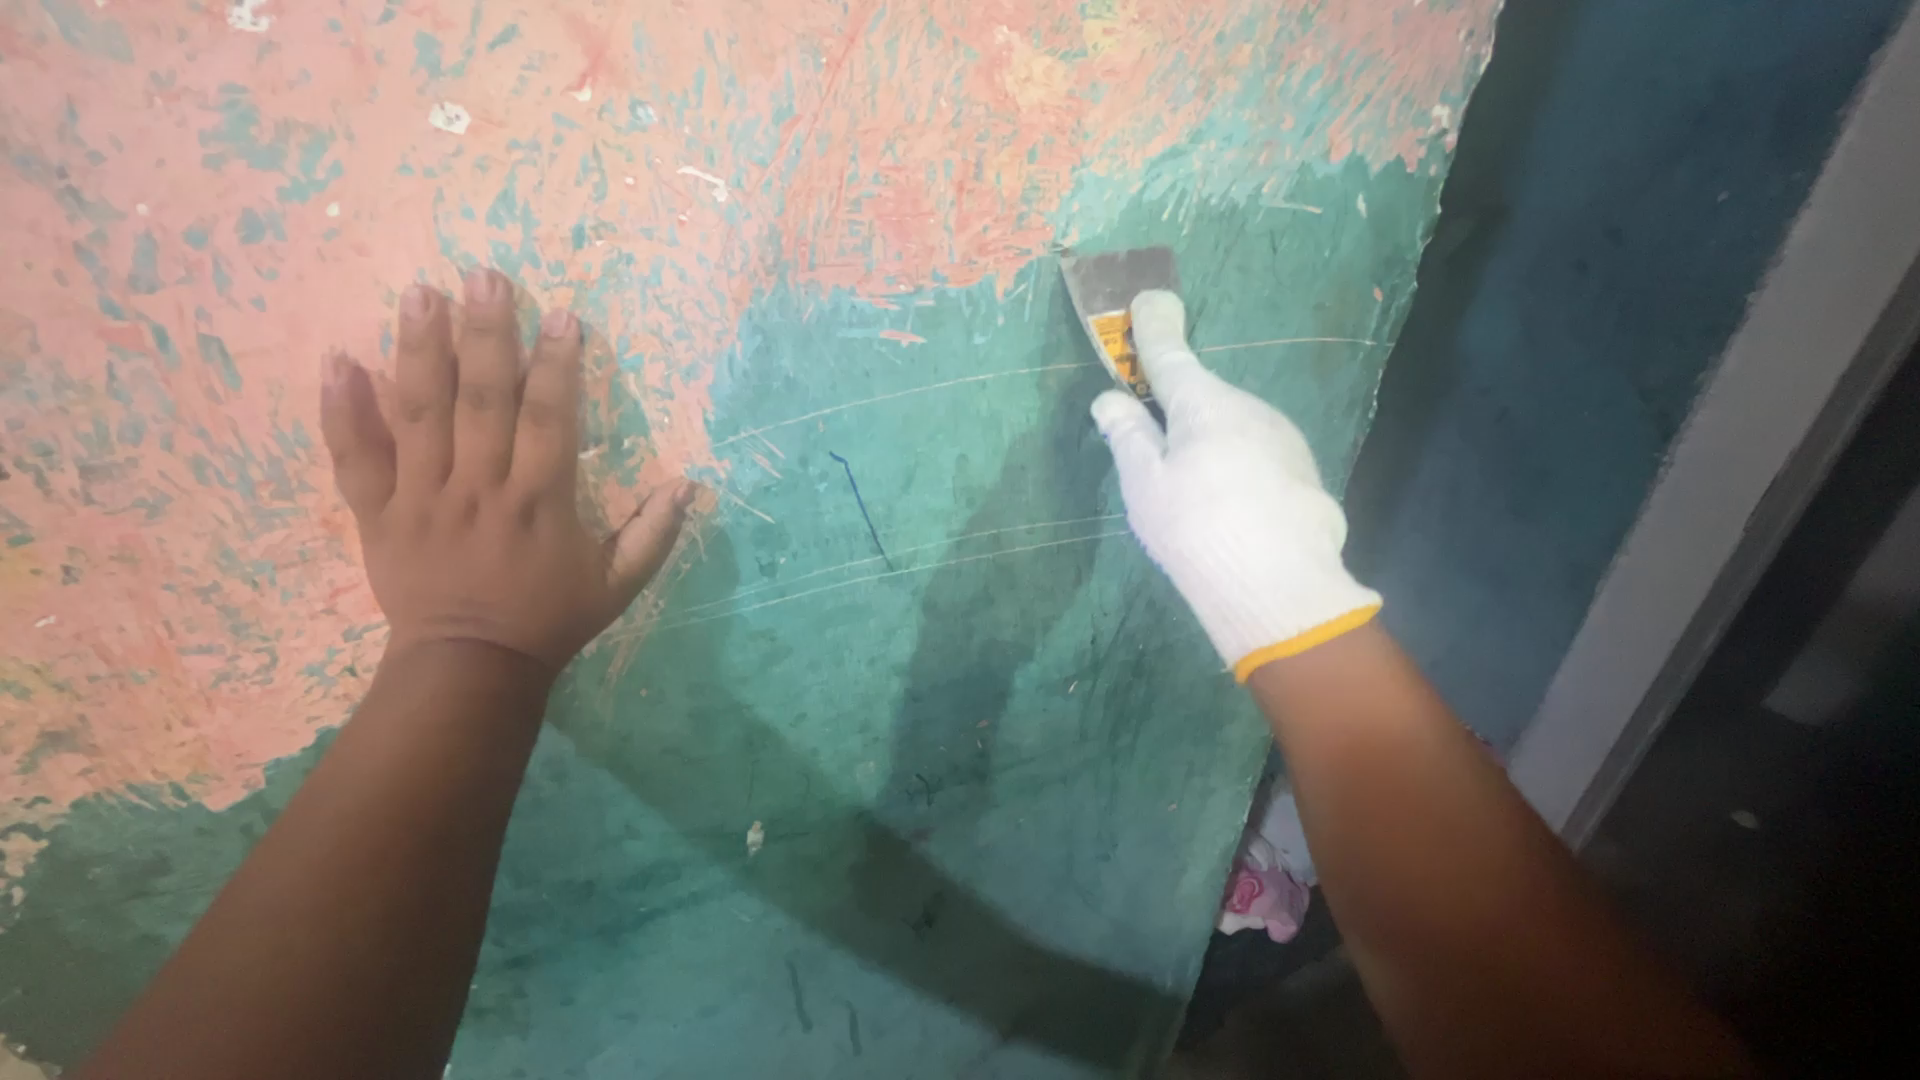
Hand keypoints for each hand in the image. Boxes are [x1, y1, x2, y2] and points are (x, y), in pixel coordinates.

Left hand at [320, 268, 695, 674]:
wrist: (472, 666)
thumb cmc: (552, 618)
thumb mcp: (620, 583)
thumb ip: (654, 533)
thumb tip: (688, 484)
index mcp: (540, 502)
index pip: (551, 419)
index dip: (558, 365)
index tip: (561, 316)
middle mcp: (480, 488)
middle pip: (482, 400)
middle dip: (486, 335)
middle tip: (485, 277)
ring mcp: (422, 498)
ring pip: (418, 414)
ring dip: (419, 350)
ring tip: (420, 293)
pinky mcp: (379, 515)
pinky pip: (355, 458)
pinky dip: (343, 411)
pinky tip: (338, 359)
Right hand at [1090, 291, 1379, 681]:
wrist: (1277, 585)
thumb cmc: (1195, 527)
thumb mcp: (1145, 484)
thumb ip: (1128, 436)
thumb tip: (1110, 399)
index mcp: (1204, 404)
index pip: (1170, 356)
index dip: (1153, 328)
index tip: (1147, 296)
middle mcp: (1250, 408)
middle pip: (1203, 398)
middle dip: (1180, 412)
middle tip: (1157, 458)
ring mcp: (1284, 439)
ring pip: (1234, 429)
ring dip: (1212, 445)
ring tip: (1197, 500)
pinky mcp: (1304, 472)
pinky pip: (1258, 456)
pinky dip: (1239, 470)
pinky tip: (1232, 511)